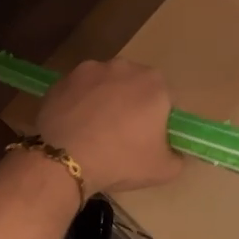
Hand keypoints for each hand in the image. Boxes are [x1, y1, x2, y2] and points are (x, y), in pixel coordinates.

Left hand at [35, 59, 183, 194]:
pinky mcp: (61, 80)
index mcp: (155, 84)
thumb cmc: (119, 161)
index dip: (154, 119)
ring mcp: (89, 70)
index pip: (162, 99)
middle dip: (127, 105)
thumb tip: (174, 152)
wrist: (63, 160)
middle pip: (131, 86)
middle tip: (116, 135)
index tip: (143, 138)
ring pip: (102, 85)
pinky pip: (75, 91)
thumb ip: (177, 157)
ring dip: (100, 101)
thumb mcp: (163, 170)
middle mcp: (124, 67)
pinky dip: (75, 104)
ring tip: (89, 131)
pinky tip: (70, 126)